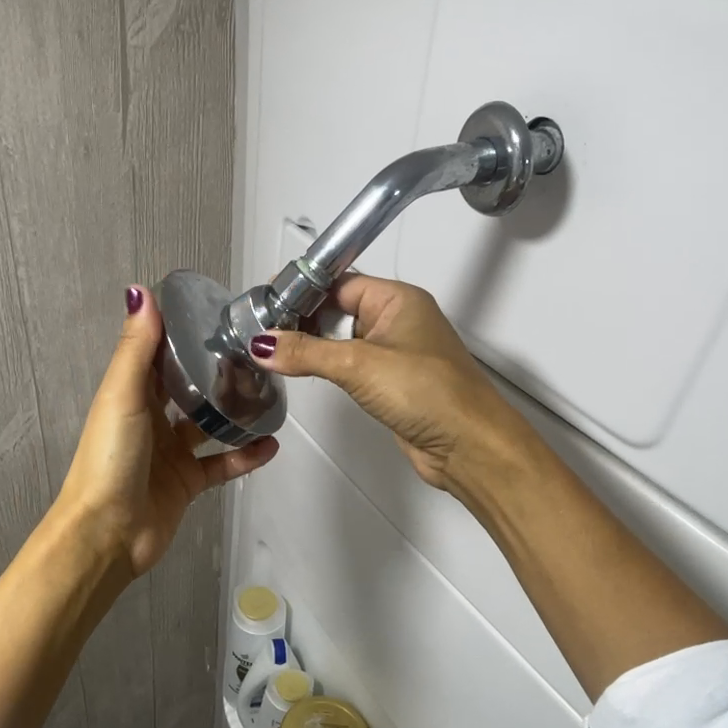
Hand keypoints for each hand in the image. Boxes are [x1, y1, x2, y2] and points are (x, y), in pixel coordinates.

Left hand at [52, 285, 279, 577]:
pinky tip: (271, 444)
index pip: (159, 356)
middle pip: (188, 389)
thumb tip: (140, 290)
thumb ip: (136, 347)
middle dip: (216, 373)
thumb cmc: (110, 459)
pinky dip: (245, 456)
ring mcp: (170, 453)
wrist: (107, 532)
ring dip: (235, 413)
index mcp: (130, 394)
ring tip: (269, 395)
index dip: (183, 335)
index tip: (218, 316)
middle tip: (255, 355)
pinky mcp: (187, 483)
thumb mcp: (122, 395)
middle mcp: (151, 420)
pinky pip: (222, 464)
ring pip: (208, 426)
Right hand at [247, 273, 531, 492]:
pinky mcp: (391, 384)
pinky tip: (303, 372)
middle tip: (259, 328)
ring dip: (312, 343)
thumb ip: (307, 352)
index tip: (264, 300)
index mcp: (397, 300)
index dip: (302, 288)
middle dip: (302, 316)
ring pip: (343, 338)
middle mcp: (397, 320)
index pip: (339, 282)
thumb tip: (262, 344)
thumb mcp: (359, 364)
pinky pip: (351, 365)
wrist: (468, 445)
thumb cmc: (426, 391)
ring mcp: (395, 353)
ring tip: (271, 349)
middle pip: (339, 308)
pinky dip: (327, 366)